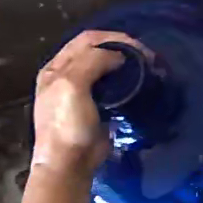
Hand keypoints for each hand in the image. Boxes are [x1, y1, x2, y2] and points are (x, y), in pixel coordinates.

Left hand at [32, 30, 147, 175]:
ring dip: (124, 64)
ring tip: (145, 67)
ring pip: (105, 68)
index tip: (137, 45)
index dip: (112, 38)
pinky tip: (138, 84)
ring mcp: (81, 93)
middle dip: (121, 48)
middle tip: (145, 55)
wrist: (69, 164)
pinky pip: (111, 87)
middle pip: (96, 51)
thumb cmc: (67, 124)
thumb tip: (117, 56)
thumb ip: (92, 63)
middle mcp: (66, 76)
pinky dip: (125, 81)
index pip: (86, 40)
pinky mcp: (95, 109)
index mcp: (56, 68)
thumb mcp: (72, 86)